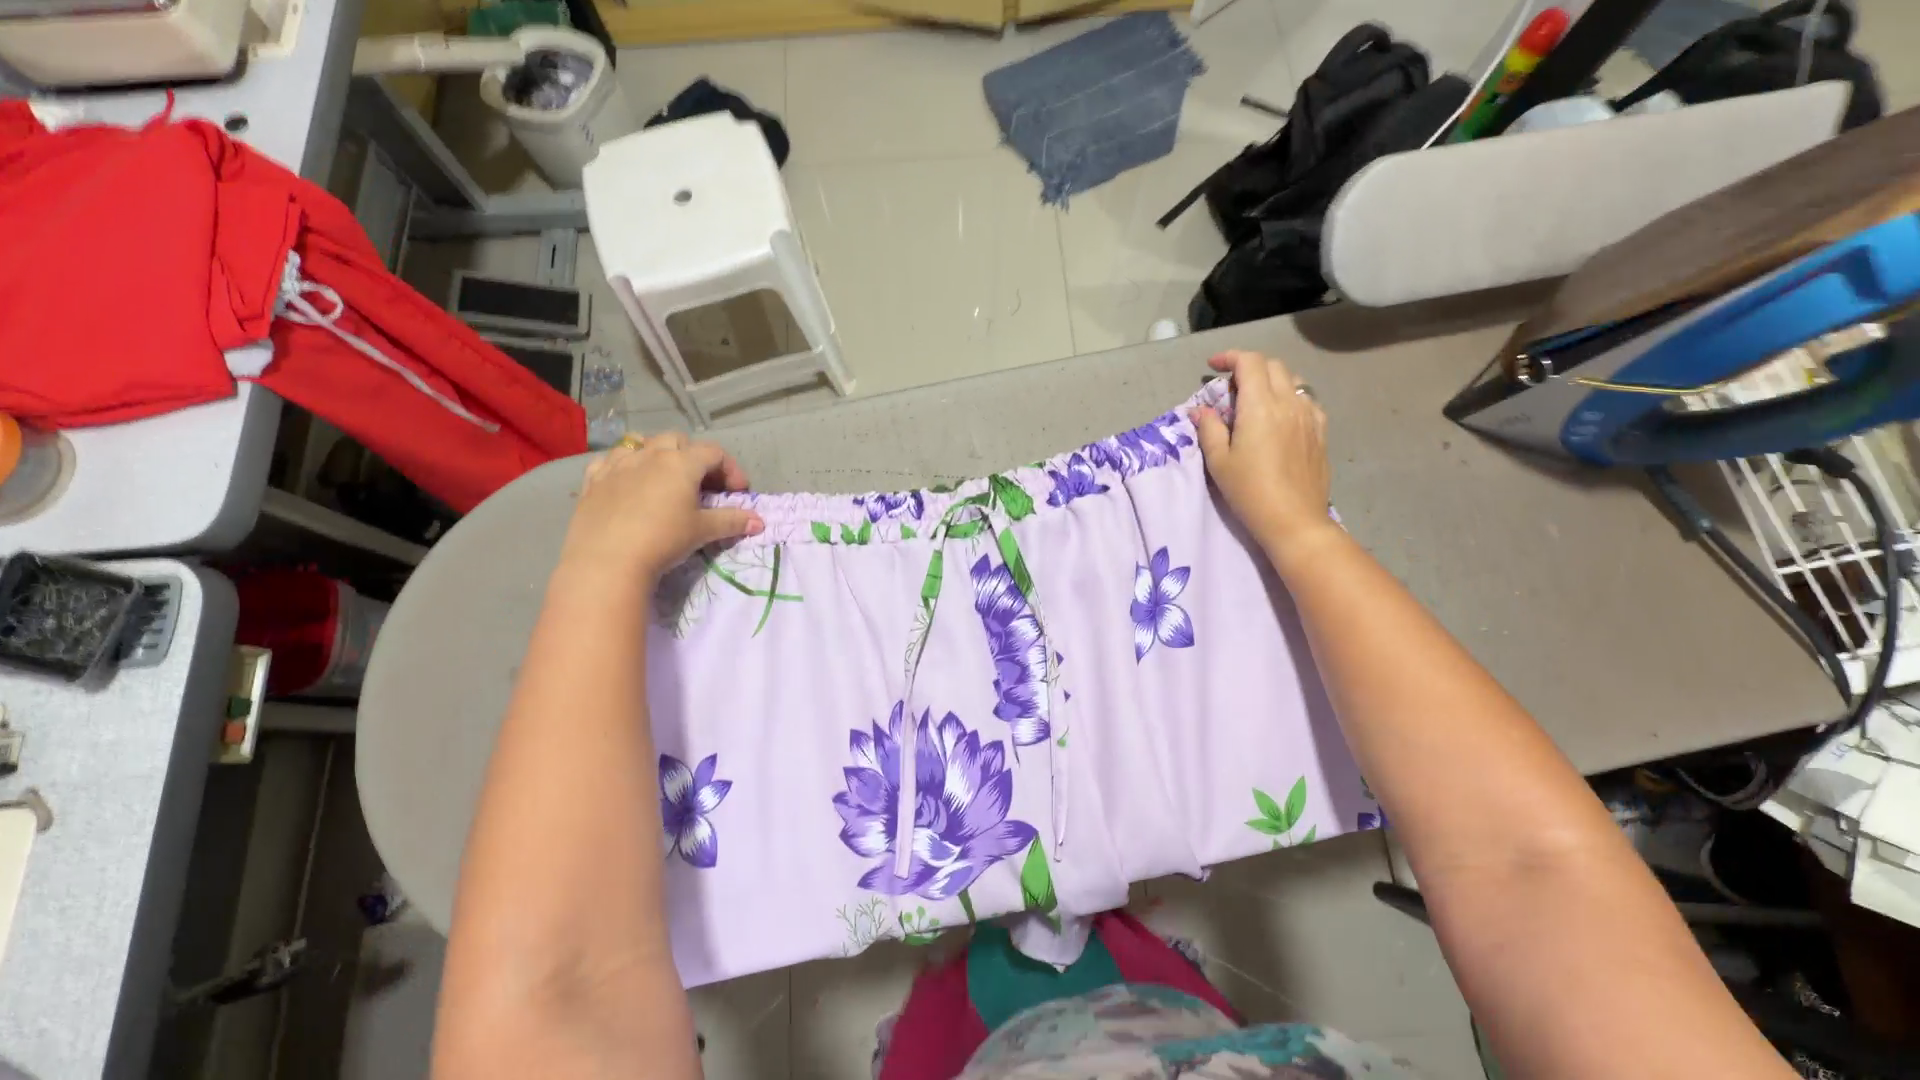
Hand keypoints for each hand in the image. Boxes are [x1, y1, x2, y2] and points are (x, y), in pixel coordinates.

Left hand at [559, 433, 763, 584]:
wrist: (607, 561)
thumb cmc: (663, 540)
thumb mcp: (702, 531)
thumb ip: (732, 521)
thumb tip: (759, 521)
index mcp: (681, 462)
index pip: (714, 453)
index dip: (731, 469)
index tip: (738, 492)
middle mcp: (650, 454)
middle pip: (677, 441)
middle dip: (694, 457)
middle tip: (702, 485)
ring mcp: (618, 464)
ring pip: (641, 443)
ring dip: (657, 455)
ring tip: (662, 478)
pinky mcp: (594, 479)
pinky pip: (611, 460)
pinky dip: (624, 466)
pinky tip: (627, 483)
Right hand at [1191, 350, 1336, 562]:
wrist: (1294, 520)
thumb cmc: (1250, 492)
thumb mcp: (1219, 462)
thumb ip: (1209, 429)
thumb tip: (1200, 411)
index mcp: (1260, 405)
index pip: (1249, 362)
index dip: (1230, 357)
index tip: (1214, 366)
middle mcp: (1288, 402)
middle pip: (1272, 365)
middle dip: (1250, 367)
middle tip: (1231, 388)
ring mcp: (1309, 415)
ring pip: (1293, 380)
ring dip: (1271, 380)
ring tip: (1256, 400)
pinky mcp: (1321, 431)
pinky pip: (1306, 400)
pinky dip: (1290, 397)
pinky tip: (1281, 417)